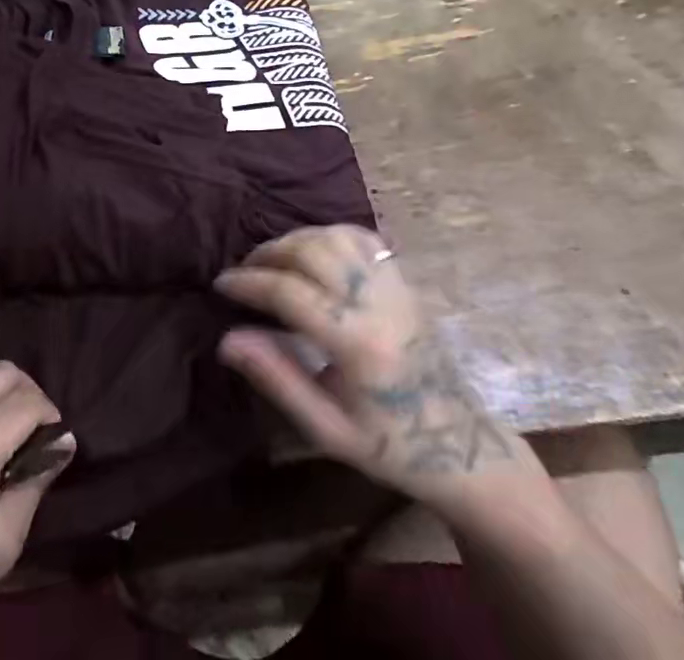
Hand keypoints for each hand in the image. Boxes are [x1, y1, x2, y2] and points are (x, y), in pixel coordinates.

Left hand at [0, 362, 75, 659]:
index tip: (59, 449)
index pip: (25, 401)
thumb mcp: (2, 543)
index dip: (52, 418)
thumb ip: (34, 483)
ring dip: (9, 402)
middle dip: (33, 395)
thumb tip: (64, 441)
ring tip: (17, 449)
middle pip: (4, 373)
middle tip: (42, 439)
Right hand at [215, 225, 538, 507]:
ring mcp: (398, 290)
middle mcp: (381, 307)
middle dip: (267, 254)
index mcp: (358, 346)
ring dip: (295, 240)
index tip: (221, 285)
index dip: (247, 282)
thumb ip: (276, 377)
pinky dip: (327, 236)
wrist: (462, 447)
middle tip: (244, 273)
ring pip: (336, 237)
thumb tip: (226, 339)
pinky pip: (363, 239)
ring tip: (273, 262)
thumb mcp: (324, 427)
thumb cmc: (387, 445)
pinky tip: (310, 253)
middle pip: (312, 252)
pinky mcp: (406, 285)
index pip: (291, 292)